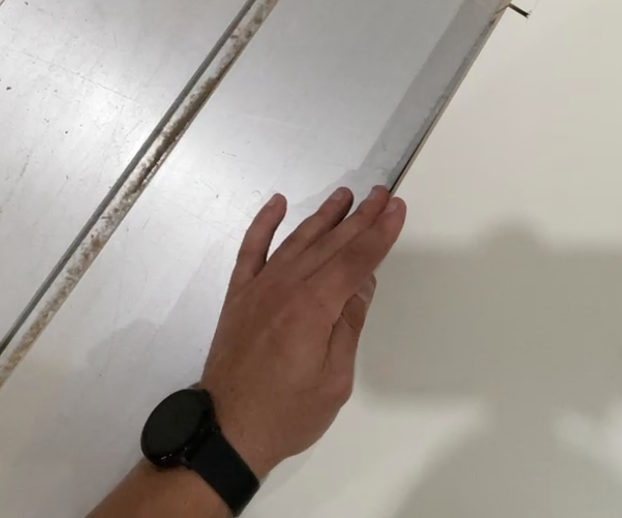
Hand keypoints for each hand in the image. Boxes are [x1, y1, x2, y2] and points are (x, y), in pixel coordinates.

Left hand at [202, 185, 407, 475]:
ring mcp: (259, 285)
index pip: (354, 261)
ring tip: (345, 194)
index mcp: (312, 308)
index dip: (378, 234)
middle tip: (381, 193)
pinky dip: (264, 222)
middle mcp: (285, 287)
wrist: (226, 428)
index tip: (395, 209)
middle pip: (330, 244)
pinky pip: (252, 247)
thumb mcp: (334, 379)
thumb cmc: (287, 412)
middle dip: (360, 217)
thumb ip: (348, 324)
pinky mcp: (240, 291)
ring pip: (297, 240)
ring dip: (324, 215)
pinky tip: (278, 203)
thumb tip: (362, 281)